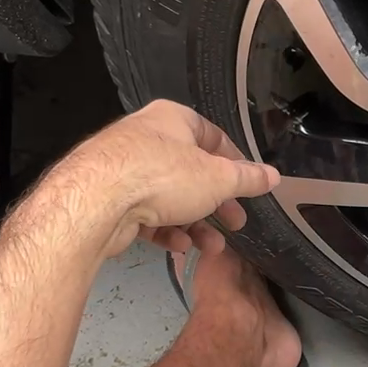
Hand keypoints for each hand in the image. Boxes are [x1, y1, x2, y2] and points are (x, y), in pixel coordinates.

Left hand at [31, 100, 279, 258]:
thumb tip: (272, 176)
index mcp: (173, 120)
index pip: (214, 137)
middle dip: (217, 203)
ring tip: (213, 245)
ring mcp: (125, 169)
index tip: (248, 186)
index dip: (236, 164)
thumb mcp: (219, 179)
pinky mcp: (110, 198)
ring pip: (170, 198)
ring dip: (195, 224)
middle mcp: (147, 138)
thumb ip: (248, 178)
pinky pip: (146, 214)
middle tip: (235, 222)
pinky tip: (181, 246)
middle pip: (193, 172)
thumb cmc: (160, 176)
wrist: (96, 203)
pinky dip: (166, 230)